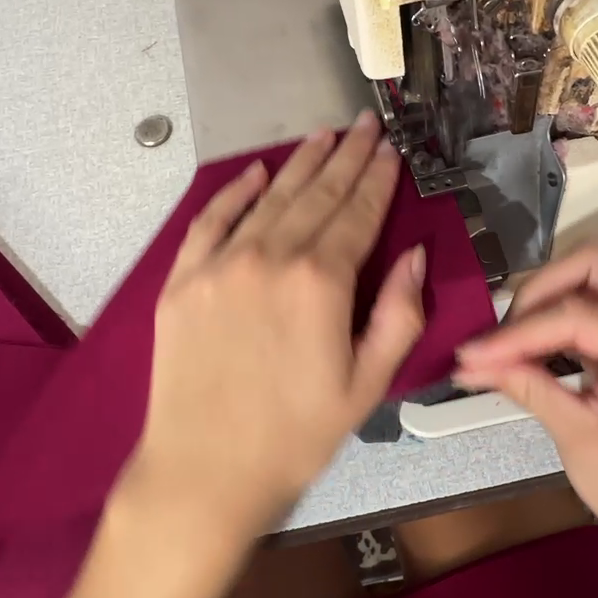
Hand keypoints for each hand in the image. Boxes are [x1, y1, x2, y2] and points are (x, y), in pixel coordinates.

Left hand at [121, 112, 429, 542]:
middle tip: (363, 124)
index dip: (377, 179)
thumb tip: (414, 256)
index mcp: (321, 282)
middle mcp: (270, 257)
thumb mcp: (367, 385)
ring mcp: (220, 264)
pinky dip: (234, 192)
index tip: (389, 150)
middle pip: (316, 195)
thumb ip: (398, 314)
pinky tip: (254, 172)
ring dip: (299, 164)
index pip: (357, 214)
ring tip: (322, 136)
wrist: (204, 472)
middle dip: (345, 157)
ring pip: (269, 199)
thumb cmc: (296, 436)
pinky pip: (211, 220)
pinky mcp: (183, 280)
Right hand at [452, 246, 597, 561]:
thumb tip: (470, 363)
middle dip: (538, 292)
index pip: (576, 314)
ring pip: (588, 278)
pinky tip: (527, 347)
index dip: (519, 331)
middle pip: (590, 267)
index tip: (473, 354)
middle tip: (501, 337)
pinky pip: (590, 303)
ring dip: (543, 301)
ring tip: (508, 343)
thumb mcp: (575, 436)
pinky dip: (554, 316)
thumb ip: (528, 387)